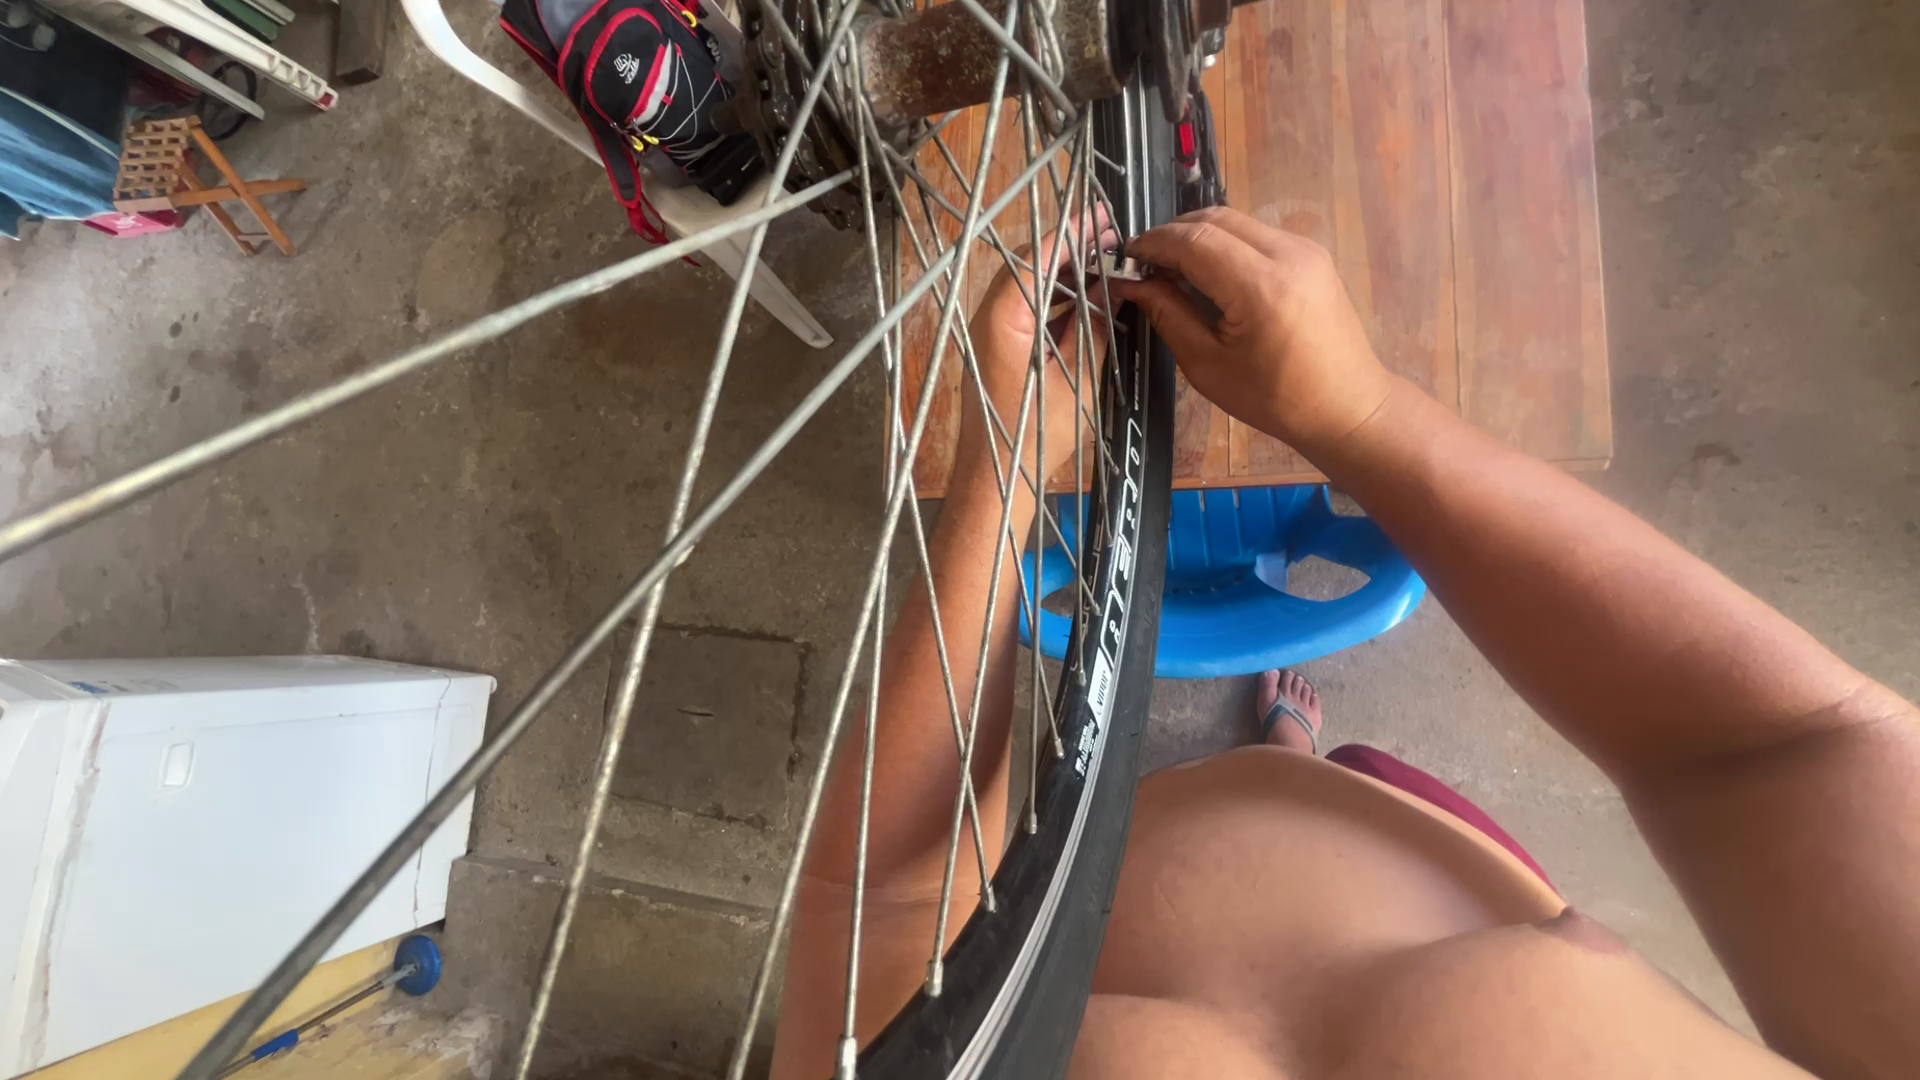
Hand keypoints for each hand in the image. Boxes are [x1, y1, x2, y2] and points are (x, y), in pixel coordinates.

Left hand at [956, 216, 1113, 487]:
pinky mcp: (997, 354)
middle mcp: (989, 320)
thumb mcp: (1077, 381)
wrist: (997, 481)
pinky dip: (1055, 306)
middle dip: (1071, 251)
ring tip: (1108, 268)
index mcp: (1003, 319)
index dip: (1072, 233)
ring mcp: (990, 337)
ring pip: (1028, 291)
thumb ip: (1096, 329)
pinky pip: (1027, 316)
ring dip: (1065, 279)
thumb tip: (1116, 289)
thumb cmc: (1036, 437)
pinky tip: (1087, 304)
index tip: (1105, 216)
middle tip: (1114, 240)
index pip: (1036, 257)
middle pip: (1029, 268)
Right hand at [1108, 207, 1393, 454]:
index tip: (1125, 258)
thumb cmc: (1271, 399)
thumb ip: (1169, 315)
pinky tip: (1206, 274)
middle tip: (1143, 263)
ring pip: (1236, 222)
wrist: (1344, 406)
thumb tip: (1133, 284)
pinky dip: (1223, 244)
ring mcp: (1305, 249)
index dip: (1154, 243)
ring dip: (1197, 237)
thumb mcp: (1207, 365)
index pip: (1195, 241)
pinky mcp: (1311, 254)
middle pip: (1215, 219)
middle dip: (1172, 234)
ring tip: (1170, 269)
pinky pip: (1256, 235)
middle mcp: (1288, 253)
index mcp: (1260, 286)